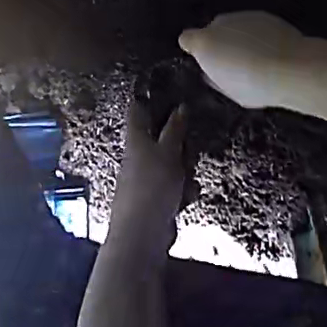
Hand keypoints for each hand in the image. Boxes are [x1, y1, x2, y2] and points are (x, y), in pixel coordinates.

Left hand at [106, 99, 188, 257]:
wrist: (141, 236)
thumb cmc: (152, 186)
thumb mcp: (168, 152)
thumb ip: (175, 130)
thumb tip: (181, 106)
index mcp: (136, 140)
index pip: (138, 111)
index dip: (148, 98)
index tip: (165, 89)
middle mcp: (137, 156)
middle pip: (160, 138)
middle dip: (179, 144)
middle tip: (189, 149)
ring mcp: (144, 179)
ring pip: (170, 163)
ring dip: (184, 171)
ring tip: (190, 181)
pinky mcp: (153, 200)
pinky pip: (172, 186)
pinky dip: (182, 191)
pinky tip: (188, 198)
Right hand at [178, 11, 308, 110]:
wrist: (290, 66)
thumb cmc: (253, 85)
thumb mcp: (228, 89)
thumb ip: (215, 76)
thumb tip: (211, 70)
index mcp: (205, 43)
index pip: (186, 38)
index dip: (194, 48)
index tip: (206, 59)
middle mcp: (220, 23)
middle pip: (213, 30)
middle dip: (220, 42)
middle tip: (236, 63)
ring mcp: (243, 15)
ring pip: (234, 26)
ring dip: (239, 37)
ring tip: (257, 58)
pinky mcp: (264, 14)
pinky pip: (253, 24)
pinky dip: (257, 34)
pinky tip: (271, 49)